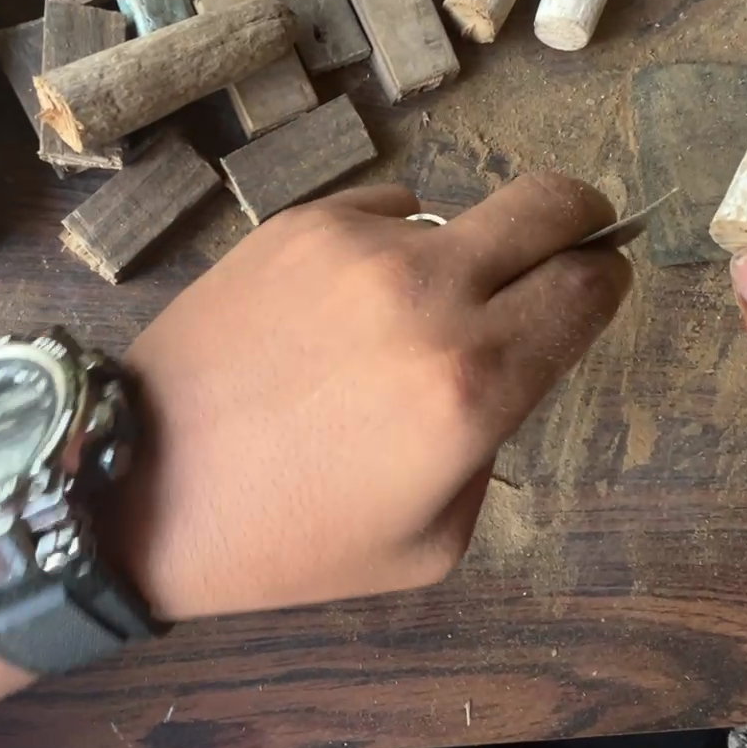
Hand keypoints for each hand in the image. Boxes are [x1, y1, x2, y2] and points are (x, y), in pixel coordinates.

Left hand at [108, 175, 630, 619]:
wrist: (141, 483)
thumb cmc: (288, 540)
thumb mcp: (430, 543)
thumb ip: (493, 441)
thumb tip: (499, 360)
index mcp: (471, 385)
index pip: (585, 290)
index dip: (605, 282)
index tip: (594, 289)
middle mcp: (427, 293)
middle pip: (551, 204)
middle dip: (581, 217)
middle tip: (569, 244)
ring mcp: (357, 244)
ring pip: (460, 213)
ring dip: (463, 255)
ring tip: (403, 317)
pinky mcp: (299, 222)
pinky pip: (385, 215)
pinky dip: (390, 251)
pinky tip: (341, 305)